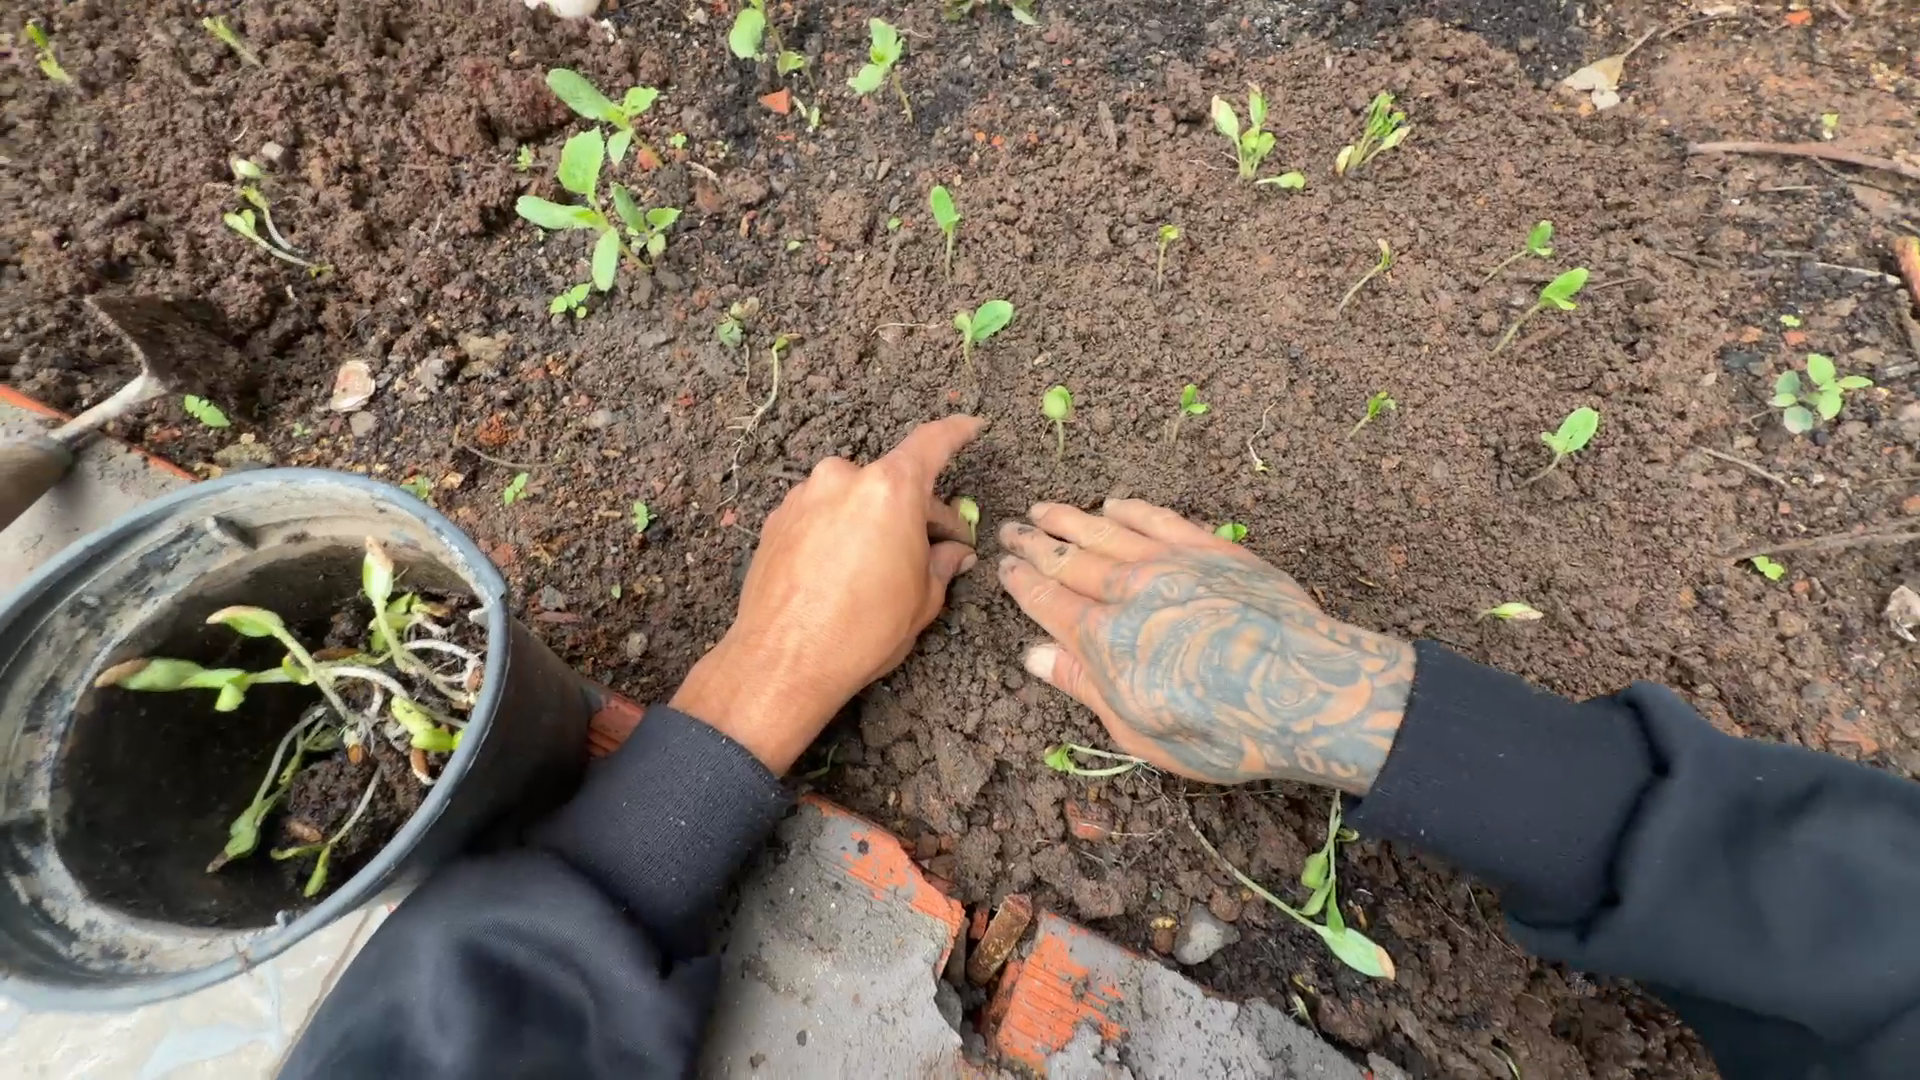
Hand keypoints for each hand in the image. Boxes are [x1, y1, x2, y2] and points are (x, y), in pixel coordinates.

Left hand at [672, 416, 985, 773]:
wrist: (783, 662)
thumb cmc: (862, 631)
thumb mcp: (923, 599)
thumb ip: (942, 563)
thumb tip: (954, 552)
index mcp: (889, 489)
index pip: (932, 443)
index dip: (957, 432)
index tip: (972, 426)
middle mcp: (843, 479)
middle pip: (894, 480)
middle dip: (919, 510)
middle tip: (937, 547)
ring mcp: (804, 496)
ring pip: (856, 497)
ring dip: (876, 520)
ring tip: (883, 564)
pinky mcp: (778, 519)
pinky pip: (823, 512)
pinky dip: (842, 529)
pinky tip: (845, 568)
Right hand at [997, 499, 1413, 793]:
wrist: (1303, 688)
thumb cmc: (1219, 727)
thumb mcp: (1137, 729)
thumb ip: (1083, 685)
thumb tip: (1033, 655)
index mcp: (1101, 638)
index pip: (1046, 598)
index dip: (1021, 580)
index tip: (1004, 565)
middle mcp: (1125, 590)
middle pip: (1066, 557)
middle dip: (1034, 542)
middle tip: (1010, 528)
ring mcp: (1166, 562)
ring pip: (1103, 531)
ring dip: (1068, 518)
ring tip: (1044, 508)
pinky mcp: (1207, 548)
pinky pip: (1157, 518)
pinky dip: (1130, 510)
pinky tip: (1111, 504)